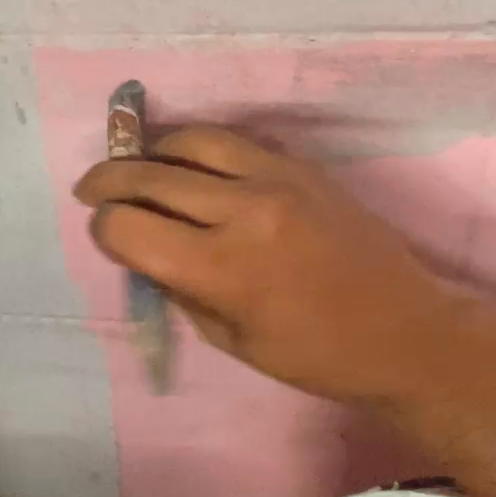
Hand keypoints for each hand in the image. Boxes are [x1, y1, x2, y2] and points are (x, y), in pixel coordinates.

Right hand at [73, 126, 481, 404]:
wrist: (404, 330)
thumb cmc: (314, 356)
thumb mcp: (230, 340)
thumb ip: (178, 288)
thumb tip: (143, 248)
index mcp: (222, 267)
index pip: (128, 227)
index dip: (105, 231)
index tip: (108, 237)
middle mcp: (243, 209)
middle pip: (149, 176)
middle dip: (109, 182)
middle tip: (91, 189)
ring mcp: (276, 177)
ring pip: (190, 140)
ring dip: (152, 152)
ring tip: (138, 165)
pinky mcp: (301, 165)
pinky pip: (234, 141)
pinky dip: (200, 149)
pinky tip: (191, 163)